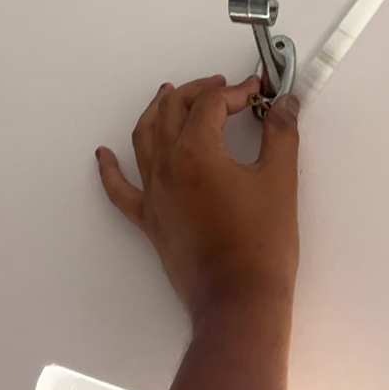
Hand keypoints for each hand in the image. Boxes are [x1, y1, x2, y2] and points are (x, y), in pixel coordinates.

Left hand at [95, 75, 300, 322]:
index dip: (238, 92)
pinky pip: (121, 189)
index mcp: (196, 150)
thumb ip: (281, 134)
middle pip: (173, 110)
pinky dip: (110, 169)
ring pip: (144, 137)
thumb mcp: (279, 181)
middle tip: (223, 88)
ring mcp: (153, 192)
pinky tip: (103, 154)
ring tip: (167, 95)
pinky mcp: (149, 219)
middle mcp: (166, 164)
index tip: (259, 93)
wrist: (239, 301)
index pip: (212, 104)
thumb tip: (284, 103)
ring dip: (156, 111)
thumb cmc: (262, 243)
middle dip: (198, 92)